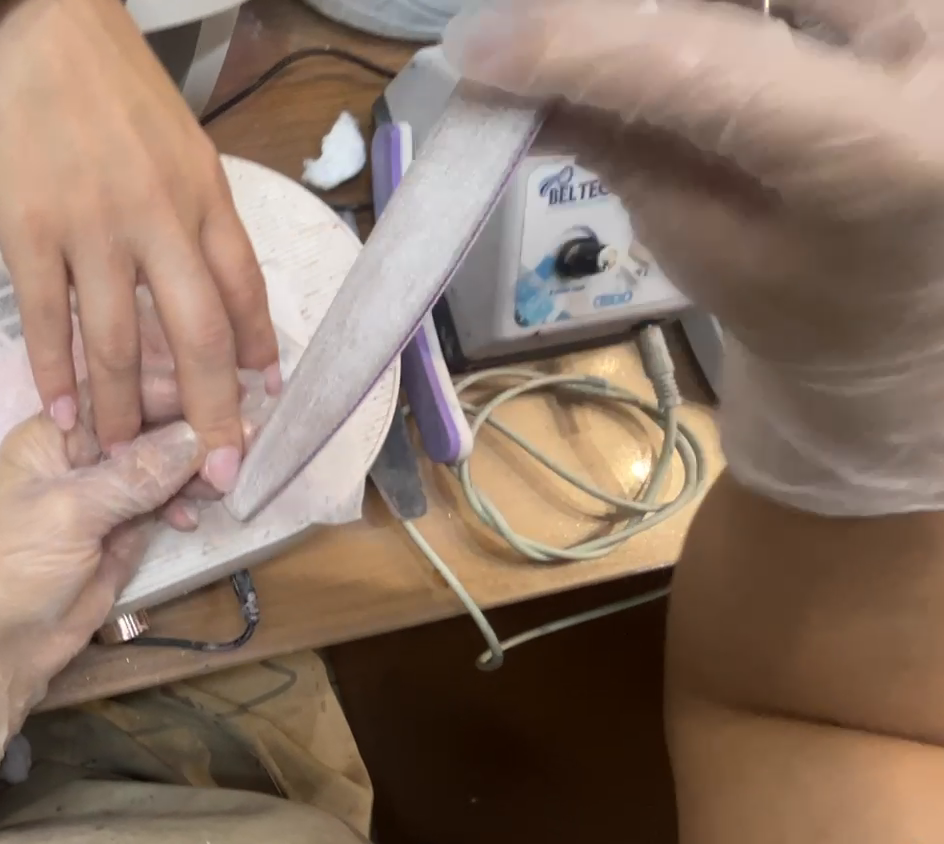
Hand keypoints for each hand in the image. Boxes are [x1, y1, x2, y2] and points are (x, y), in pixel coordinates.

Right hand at [0, 0, 276, 493]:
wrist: (29, 28)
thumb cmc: (108, 87)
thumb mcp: (179, 144)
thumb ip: (198, 216)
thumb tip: (214, 286)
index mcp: (202, 192)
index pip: (242, 290)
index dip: (255, 355)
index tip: (263, 408)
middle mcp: (158, 218)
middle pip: (196, 333)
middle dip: (209, 413)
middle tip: (214, 473)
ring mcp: (92, 229)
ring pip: (118, 342)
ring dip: (122, 411)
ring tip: (120, 458)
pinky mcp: (28, 234)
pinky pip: (48, 321)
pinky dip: (54, 375)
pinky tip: (61, 415)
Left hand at [0, 417, 202, 769]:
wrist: (4, 643)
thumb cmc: (19, 564)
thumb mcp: (71, 511)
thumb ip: (134, 474)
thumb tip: (196, 436)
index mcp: (52, 435)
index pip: (116, 394)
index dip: (167, 393)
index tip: (219, 395)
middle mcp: (79, 455)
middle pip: (144, 427)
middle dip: (189, 433)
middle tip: (240, 440)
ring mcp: (103, 494)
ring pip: (160, 466)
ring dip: (192, 470)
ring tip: (223, 481)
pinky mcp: (121, 530)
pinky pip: (161, 504)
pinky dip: (182, 504)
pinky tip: (193, 514)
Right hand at [446, 0, 943, 513]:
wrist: (901, 283)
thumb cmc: (788, 287)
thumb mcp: (690, 236)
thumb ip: (617, 147)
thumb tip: (497, 92)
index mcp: (879, 149)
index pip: (706, 69)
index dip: (580, 50)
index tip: (474, 46)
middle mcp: (930, 45)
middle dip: (616, 9)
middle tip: (515, 28)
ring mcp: (923, 12)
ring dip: (638, 9)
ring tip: (557, 35)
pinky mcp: (899, 0)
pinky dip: (669, 10)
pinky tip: (609, 33)